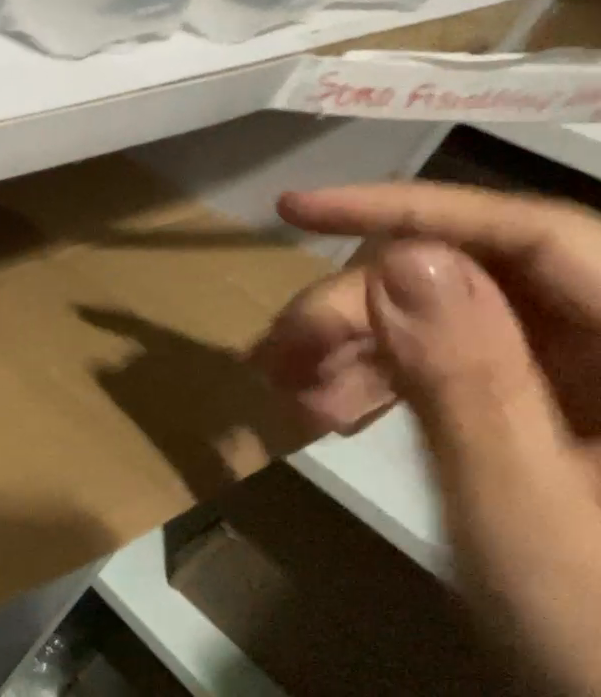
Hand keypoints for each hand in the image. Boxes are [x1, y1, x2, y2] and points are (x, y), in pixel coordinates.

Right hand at [254, 182, 600, 696]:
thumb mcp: (524, 517)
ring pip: (457, 316)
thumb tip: (404, 259)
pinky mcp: (569, 411)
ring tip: (289, 393)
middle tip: (279, 356)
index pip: (547, 239)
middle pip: (482, 280)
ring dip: (357, 343)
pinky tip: (329, 406)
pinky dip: (384, 374)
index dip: (418, 209)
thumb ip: (471, 385)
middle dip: (359, 307)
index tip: (296, 209)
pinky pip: (459, 360)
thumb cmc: (599, 638)